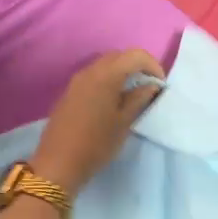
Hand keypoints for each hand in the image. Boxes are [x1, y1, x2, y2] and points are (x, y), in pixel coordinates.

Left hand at [31, 49, 165, 193]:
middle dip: (137, 66)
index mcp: (106, 75)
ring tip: (132, 94)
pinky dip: (108, 80)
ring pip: (105, 65)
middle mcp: (90, 71)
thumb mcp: (124, 123)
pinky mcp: (69, 92)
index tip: (160, 84)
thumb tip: (151, 85)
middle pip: (119, 56)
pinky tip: (112, 101)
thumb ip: (139, 99)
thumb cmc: (96, 144)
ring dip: (122, 73)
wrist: (58, 163)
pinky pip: (93, 76)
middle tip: (148, 87)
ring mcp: (76, 81)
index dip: (153, 66)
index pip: (135, 55)